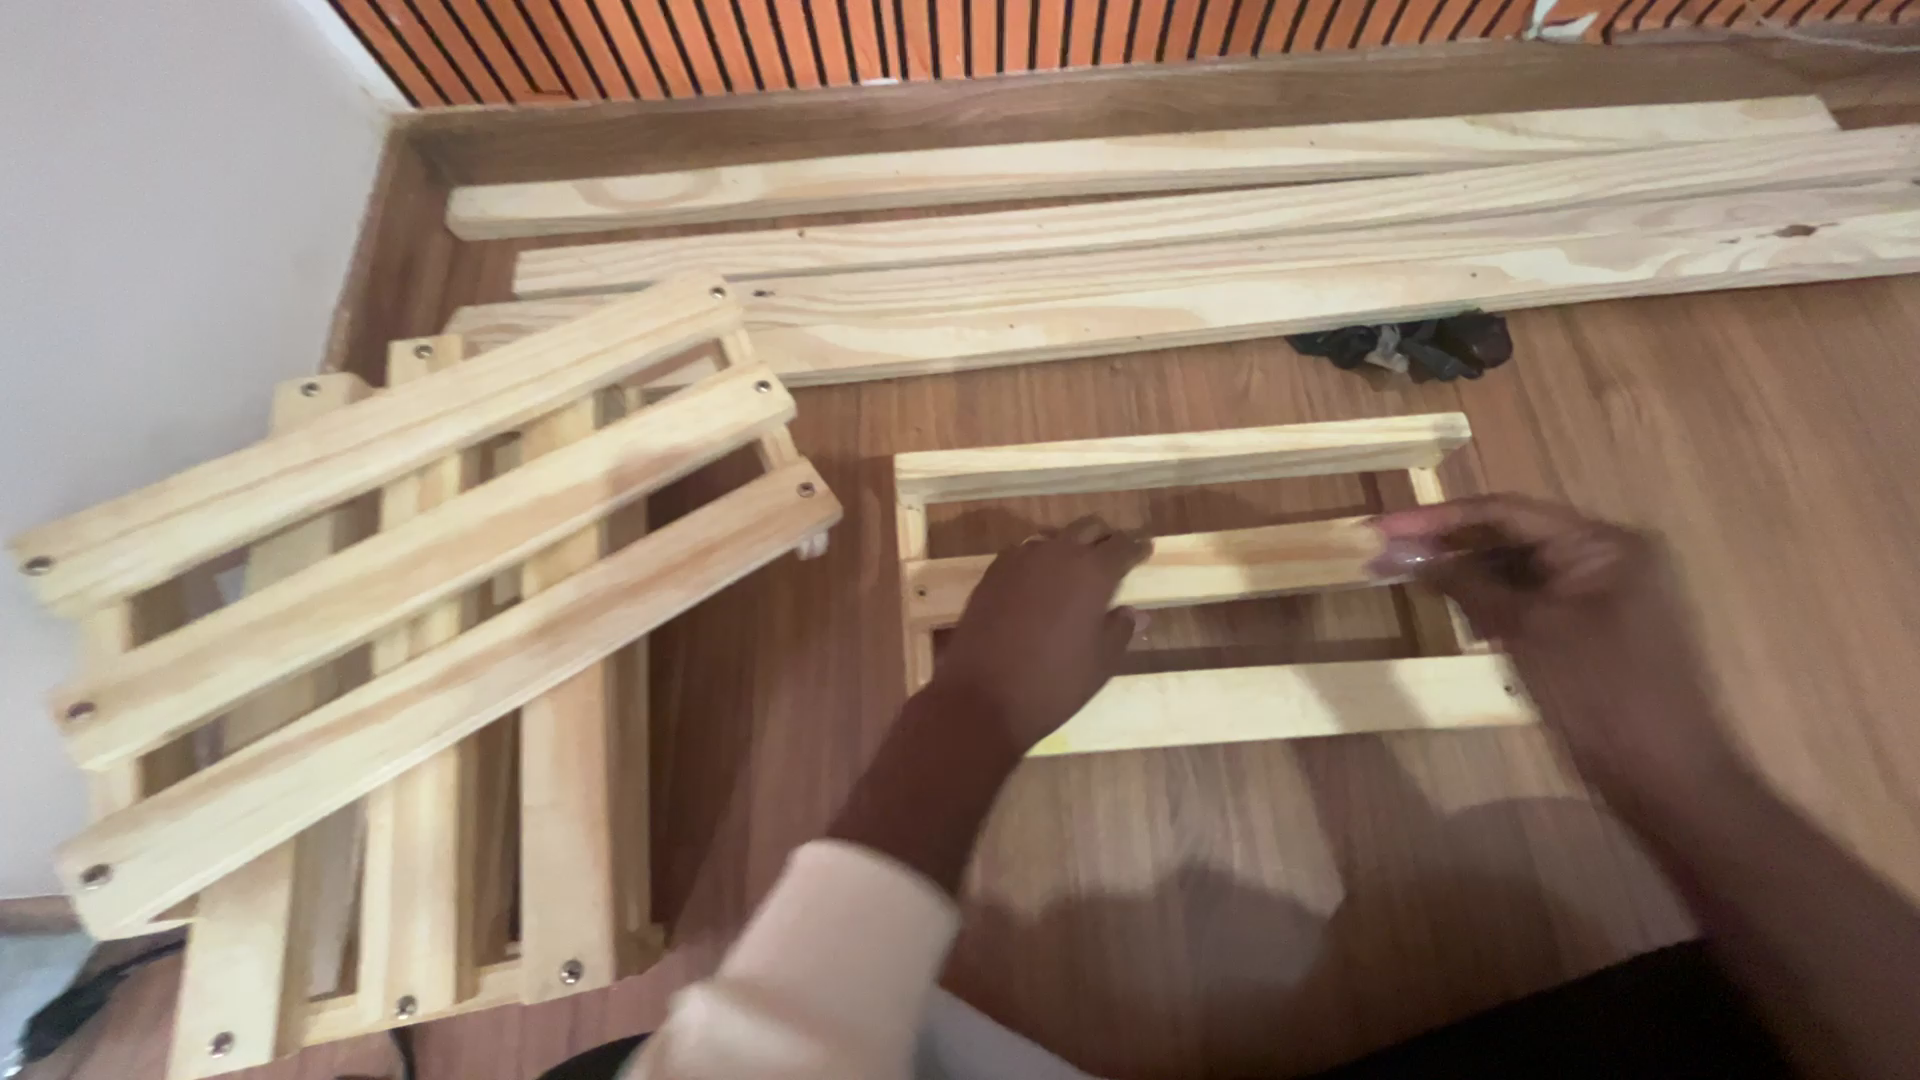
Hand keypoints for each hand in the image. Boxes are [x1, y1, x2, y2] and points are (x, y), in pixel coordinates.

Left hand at [929, 516, 1151, 753]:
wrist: (982, 696)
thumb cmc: (1053, 684)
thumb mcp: (1100, 664)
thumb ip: (1120, 630)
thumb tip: (1135, 613)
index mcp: (1092, 572)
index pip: (1123, 546)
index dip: (1137, 548)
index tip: (1145, 549)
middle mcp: (1057, 554)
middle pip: (1088, 528)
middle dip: (1105, 537)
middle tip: (1114, 553)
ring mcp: (1019, 560)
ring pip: (1053, 537)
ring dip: (1069, 545)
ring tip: (1076, 566)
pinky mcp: (991, 573)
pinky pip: (1022, 553)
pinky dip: (1038, 559)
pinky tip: (1039, 580)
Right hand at [1371, 495, 1746, 800]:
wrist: (1661, 771)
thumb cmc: (1595, 689)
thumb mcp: (1521, 627)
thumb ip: (1460, 582)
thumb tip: (1400, 551)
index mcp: (1601, 543)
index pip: (1502, 512)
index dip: (1434, 518)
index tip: (1378, 528)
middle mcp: (1604, 555)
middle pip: (1506, 536)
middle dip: (1444, 547)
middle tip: (1382, 555)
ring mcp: (1599, 590)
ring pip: (1511, 567)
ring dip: (1462, 576)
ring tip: (1409, 582)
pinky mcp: (1588, 622)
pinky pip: (1526, 596)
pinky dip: (1488, 602)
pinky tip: (1457, 616)